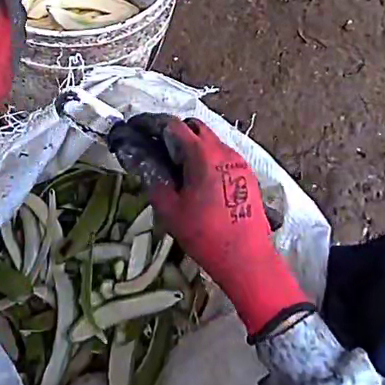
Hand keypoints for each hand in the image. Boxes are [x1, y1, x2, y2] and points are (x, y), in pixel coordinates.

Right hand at [107, 114, 313, 337]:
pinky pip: (222, 156)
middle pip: (194, 127)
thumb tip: (138, 158)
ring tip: (173, 164)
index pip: (172, 125)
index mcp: (202, 155)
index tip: (136, 128)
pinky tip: (195, 178)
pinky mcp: (247, 176)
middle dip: (172, 131)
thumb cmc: (206, 235)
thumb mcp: (169, 208)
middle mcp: (224, 152)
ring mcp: (239, 163)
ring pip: (210, 141)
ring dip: (191, 145)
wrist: (247, 260)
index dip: (150, 124)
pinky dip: (205, 157)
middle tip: (154, 145)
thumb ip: (152, 176)